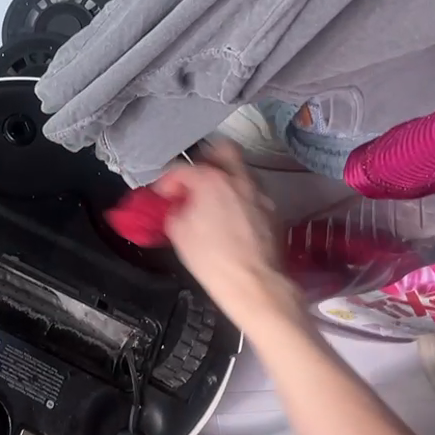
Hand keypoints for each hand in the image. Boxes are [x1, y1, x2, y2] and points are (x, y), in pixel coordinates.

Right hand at [150, 140, 303, 329]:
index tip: (162, 195)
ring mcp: (259, 194)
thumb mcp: (177, 232)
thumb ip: (173, 209)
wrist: (254, 283)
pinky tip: (230, 218)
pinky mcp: (272, 211)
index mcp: (211, 180)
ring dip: (224, 180)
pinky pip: (252, 194)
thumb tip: (176, 205)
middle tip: (195, 178)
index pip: (181, 168)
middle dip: (206, 159)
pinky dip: (239, 198)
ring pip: (241, 172)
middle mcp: (239, 180)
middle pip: (223, 150)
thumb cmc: (212, 259)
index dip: (167, 181)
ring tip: (212, 201)